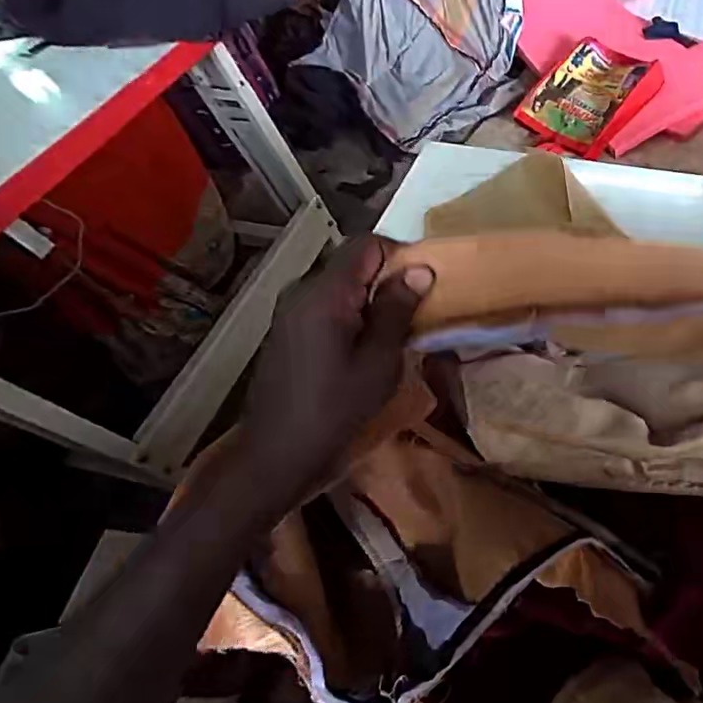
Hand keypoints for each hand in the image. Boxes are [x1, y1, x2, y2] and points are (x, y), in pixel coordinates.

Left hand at [237, 236, 432, 499]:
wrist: (276, 457)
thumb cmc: (334, 410)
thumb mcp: (378, 361)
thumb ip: (397, 310)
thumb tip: (420, 269)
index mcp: (324, 293)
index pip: (366, 245)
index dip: (401, 255)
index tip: (426, 285)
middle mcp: (302, 292)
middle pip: (353, 263)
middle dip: (389, 279)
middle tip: (419, 311)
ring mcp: (290, 312)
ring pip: (342, 286)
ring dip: (373, 299)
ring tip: (398, 332)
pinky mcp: (288, 332)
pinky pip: (328, 307)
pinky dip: (354, 315)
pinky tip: (368, 347)